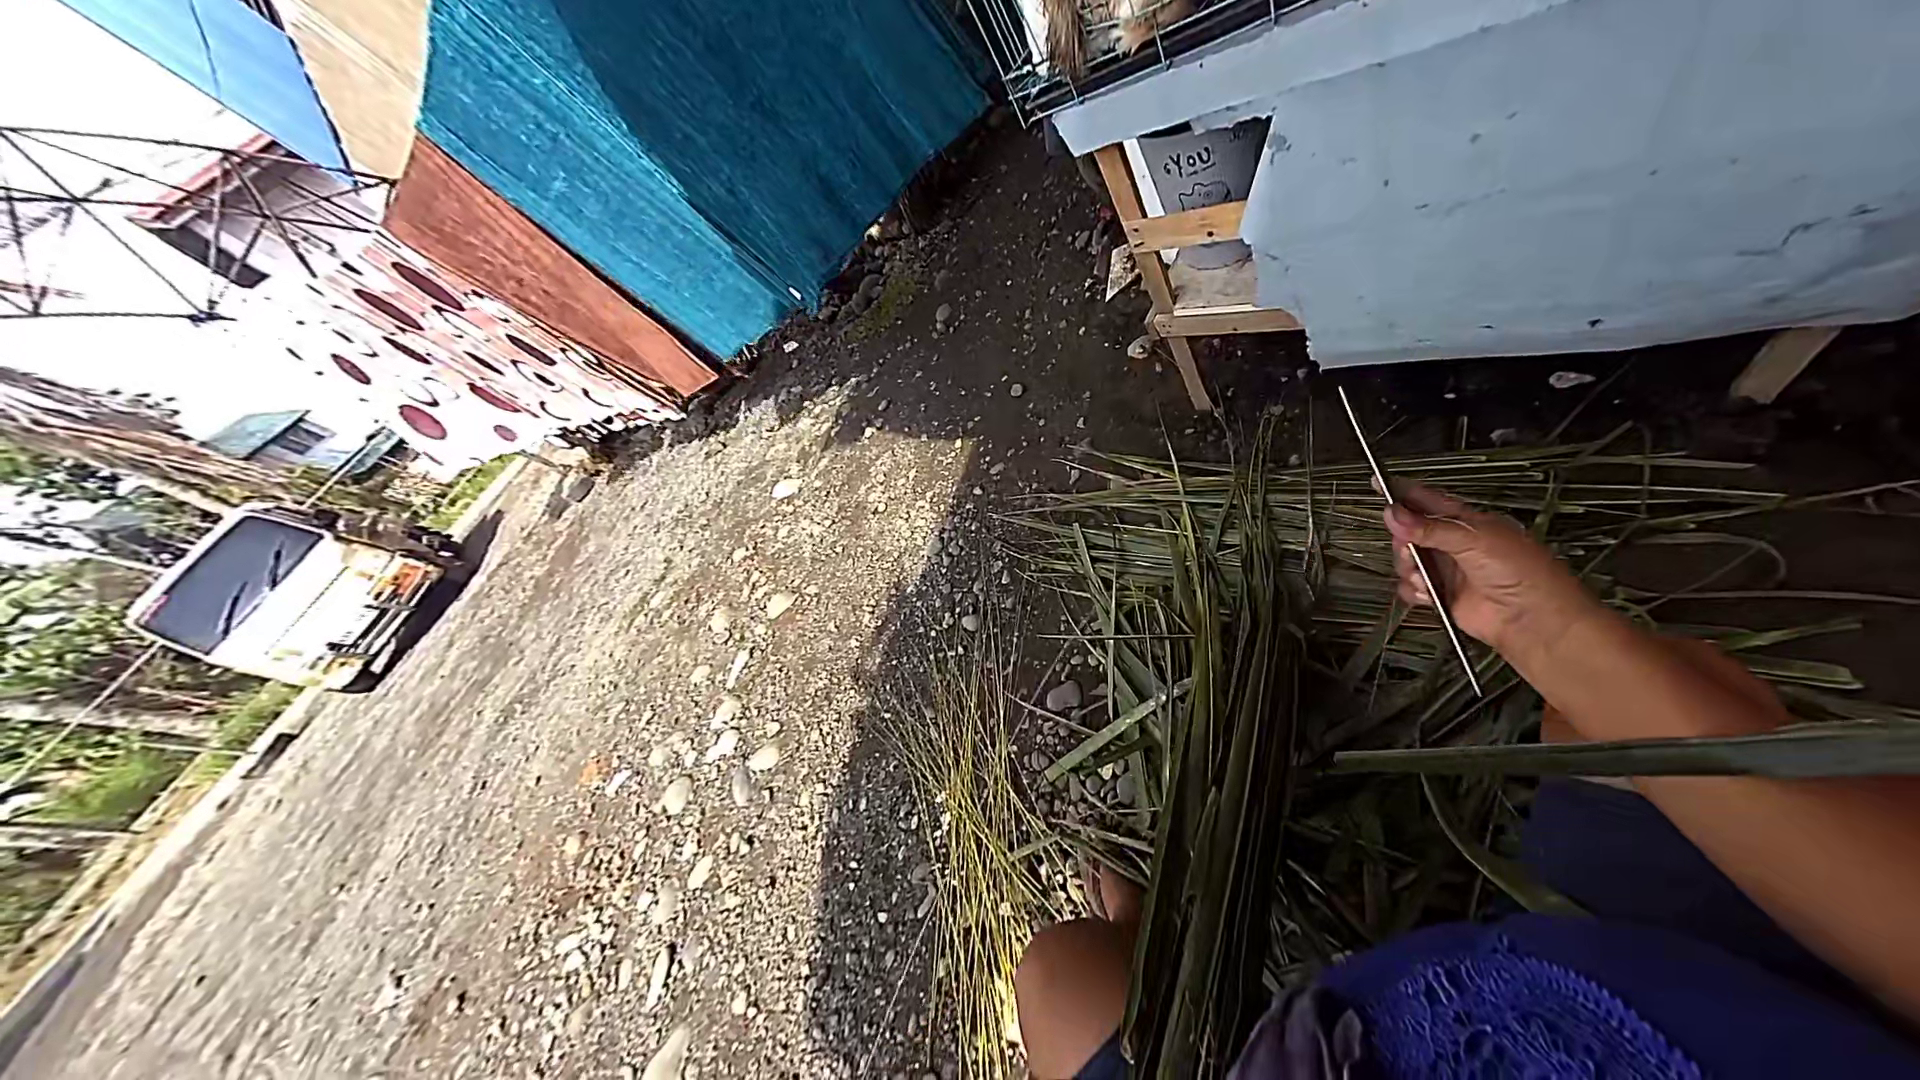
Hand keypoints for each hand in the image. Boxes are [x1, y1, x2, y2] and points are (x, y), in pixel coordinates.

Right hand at [1382, 483, 1603, 655]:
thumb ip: (1429, 527)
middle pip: (1408, 532)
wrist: (1532, 620)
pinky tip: (1427, 593)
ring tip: (1424, 578)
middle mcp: (1453, 543)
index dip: (1402, 492)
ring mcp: (1445, 569)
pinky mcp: (1439, 593)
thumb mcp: (1475, 540)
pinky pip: (1409, 587)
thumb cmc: (1520, 573)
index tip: (1376, 483)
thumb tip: (1391, 512)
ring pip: (1406, 560)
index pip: (1427, 499)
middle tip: (1410, 549)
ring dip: (1409, 568)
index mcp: (1467, 522)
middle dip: (1403, 541)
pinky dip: (1413, 590)